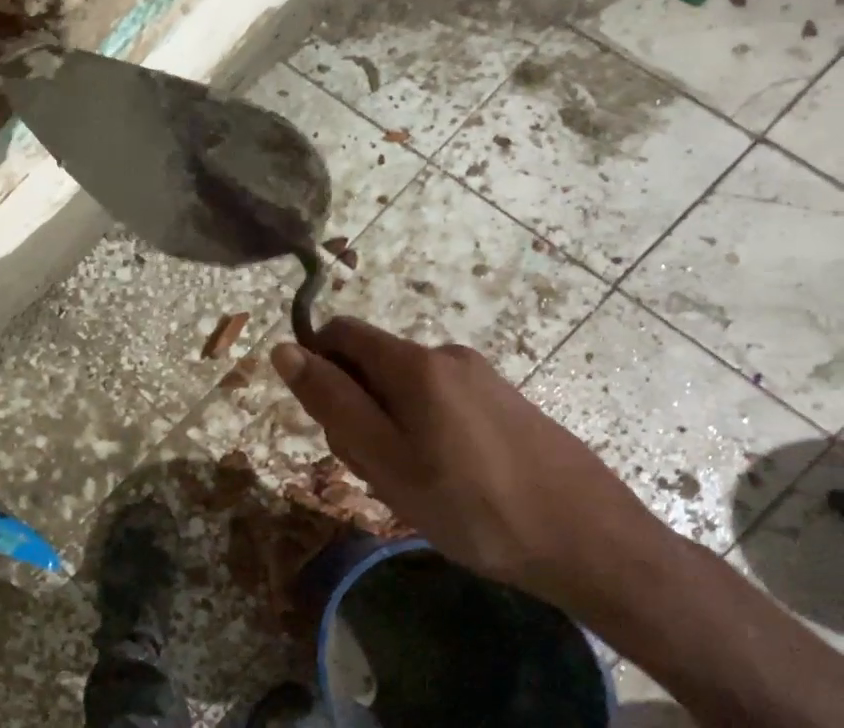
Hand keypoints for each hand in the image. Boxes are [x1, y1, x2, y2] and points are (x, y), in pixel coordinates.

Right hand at [270, 318, 665, 606]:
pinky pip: (443, 405)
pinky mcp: (511, 406)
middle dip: (356, 407)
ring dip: (391, 427)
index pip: (337, 333)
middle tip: (377, 469)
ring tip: (416, 485)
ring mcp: (485, 380)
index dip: (316, 367)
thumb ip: (330, 401)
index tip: (332, 423)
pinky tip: (452, 484)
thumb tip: (283, 349)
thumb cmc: (474, 507)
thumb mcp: (382, 459)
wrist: (599, 549)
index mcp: (413, 363)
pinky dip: (428, 434)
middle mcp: (448, 356)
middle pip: (370, 364)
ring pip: (406, 390)